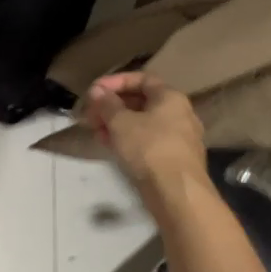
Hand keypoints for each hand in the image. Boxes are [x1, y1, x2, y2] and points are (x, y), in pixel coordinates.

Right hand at [85, 72, 206, 198]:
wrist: (177, 192)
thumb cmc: (149, 148)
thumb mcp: (120, 122)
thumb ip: (106, 103)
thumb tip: (97, 90)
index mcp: (170, 98)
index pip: (141, 79)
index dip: (114, 81)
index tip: (93, 91)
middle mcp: (179, 113)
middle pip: (141, 101)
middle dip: (112, 105)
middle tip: (90, 114)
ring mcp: (179, 137)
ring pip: (143, 122)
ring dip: (117, 123)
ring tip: (95, 131)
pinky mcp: (175, 158)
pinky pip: (148, 140)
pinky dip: (128, 138)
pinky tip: (110, 146)